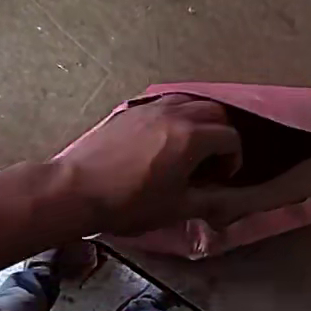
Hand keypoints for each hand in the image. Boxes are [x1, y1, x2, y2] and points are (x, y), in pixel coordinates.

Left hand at [51, 96, 242, 234]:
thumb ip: (210, 201)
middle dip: (222, 135)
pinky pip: (166, 102)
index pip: (231, 138)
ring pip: (191, 101)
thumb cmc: (130, 203)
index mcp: (191, 138)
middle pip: (215, 113)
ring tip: (193, 145)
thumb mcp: (177, 208)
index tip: (221, 178)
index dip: (233, 159)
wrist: (76, 190)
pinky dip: (178, 114)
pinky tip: (166, 137)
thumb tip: (230, 201)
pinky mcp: (132, 111)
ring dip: (201, 120)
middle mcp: (175, 114)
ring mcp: (151, 108)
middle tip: (212, 161)